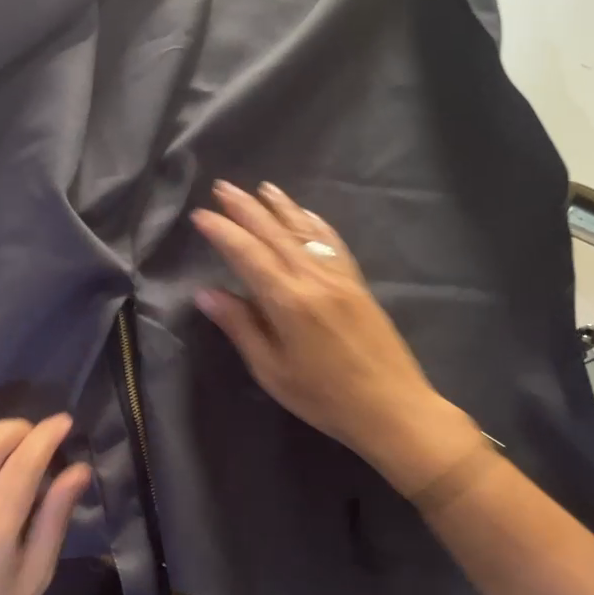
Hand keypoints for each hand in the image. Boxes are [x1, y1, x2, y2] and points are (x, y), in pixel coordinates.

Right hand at [190, 180, 484, 493]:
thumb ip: (240, 327)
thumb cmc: (323, 397)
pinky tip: (306, 215)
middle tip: (223, 187)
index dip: (223, 232)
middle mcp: (314, 279)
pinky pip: (332, 243)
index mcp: (288, 302)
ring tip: (262, 188)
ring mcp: (340, 278)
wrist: (392, 408)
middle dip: (247, 209)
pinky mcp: (357, 284)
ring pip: (304, 232)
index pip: (248, 255)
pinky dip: (315, 224)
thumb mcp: (271, 370)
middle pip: (275, 234)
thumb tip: (206, 293)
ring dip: (280, 208)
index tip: (201, 215)